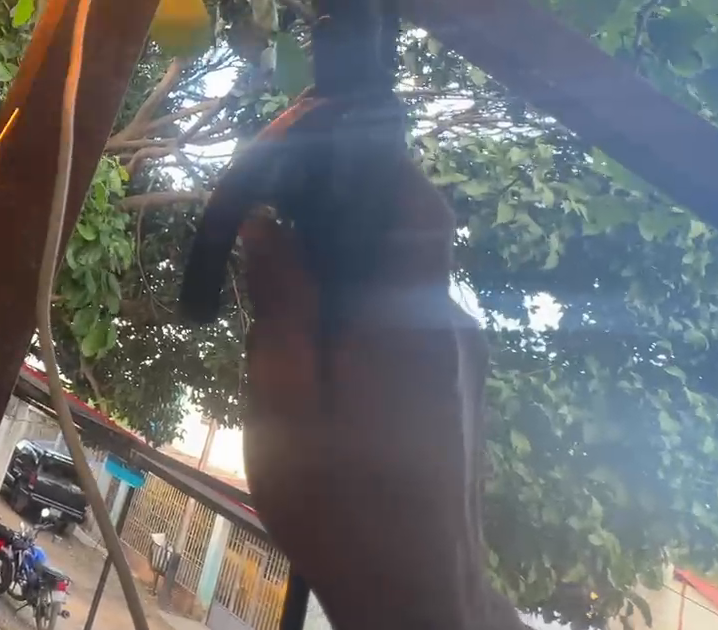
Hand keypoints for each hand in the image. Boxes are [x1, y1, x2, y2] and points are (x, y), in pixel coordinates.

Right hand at [238, 115, 518, 629]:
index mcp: (402, 322)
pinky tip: (305, 330)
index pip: (413, 207)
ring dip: (337, 249)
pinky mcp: (446, 371)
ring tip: (271, 288)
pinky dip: (350, 285)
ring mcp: (452, 348)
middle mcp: (441, 322)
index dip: (374, 156)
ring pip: (396, 262)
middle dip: (336, 201)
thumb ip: (280, 305)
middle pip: (403, 223)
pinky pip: (398, 299)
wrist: (419, 594)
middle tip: (265, 221)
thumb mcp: (281, 401)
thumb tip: (266, 225)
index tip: (317, 134)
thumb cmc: (338, 503)